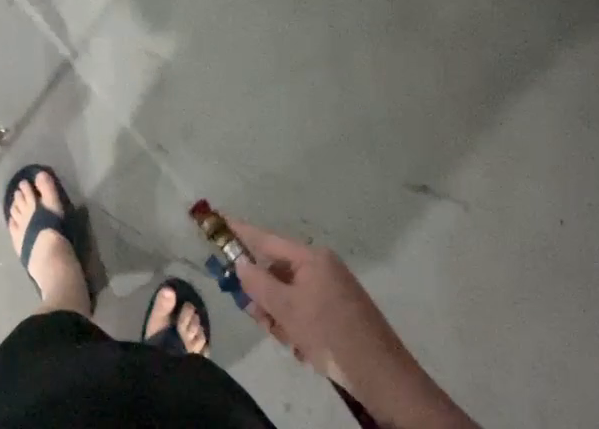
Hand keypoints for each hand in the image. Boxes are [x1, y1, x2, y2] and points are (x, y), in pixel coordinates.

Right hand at [229, 221, 475, 428]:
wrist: (384, 378)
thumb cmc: (332, 335)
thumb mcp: (287, 310)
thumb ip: (258, 284)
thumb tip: (240, 264)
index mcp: (312, 259)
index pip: (265, 238)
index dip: (238, 231)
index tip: (214, 219)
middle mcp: (322, 267)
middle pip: (275, 270)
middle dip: (263, 295)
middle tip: (260, 317)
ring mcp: (332, 290)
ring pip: (287, 294)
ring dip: (279, 316)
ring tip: (288, 339)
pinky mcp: (338, 311)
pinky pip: (303, 309)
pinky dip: (295, 325)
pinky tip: (303, 348)